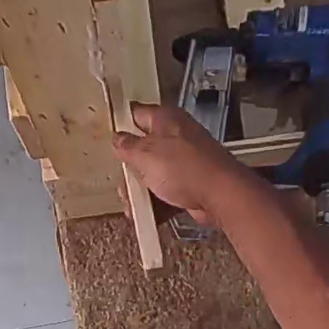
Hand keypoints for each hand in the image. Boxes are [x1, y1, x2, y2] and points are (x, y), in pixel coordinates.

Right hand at [113, 103, 262, 225]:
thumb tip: (117, 139)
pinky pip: (167, 192)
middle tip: (125, 185)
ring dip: (141, 192)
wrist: (219, 195)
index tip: (110, 140)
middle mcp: (176, 136)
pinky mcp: (191, 183)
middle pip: (143, 150)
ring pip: (154, 174)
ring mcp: (185, 161)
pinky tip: (149, 215)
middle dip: (130, 171)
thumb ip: (127, 146)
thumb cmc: (183, 168)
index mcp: (165, 119)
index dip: (121, 125)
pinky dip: (157, 204)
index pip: (136, 114)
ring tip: (133, 207)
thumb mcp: (145, 154)